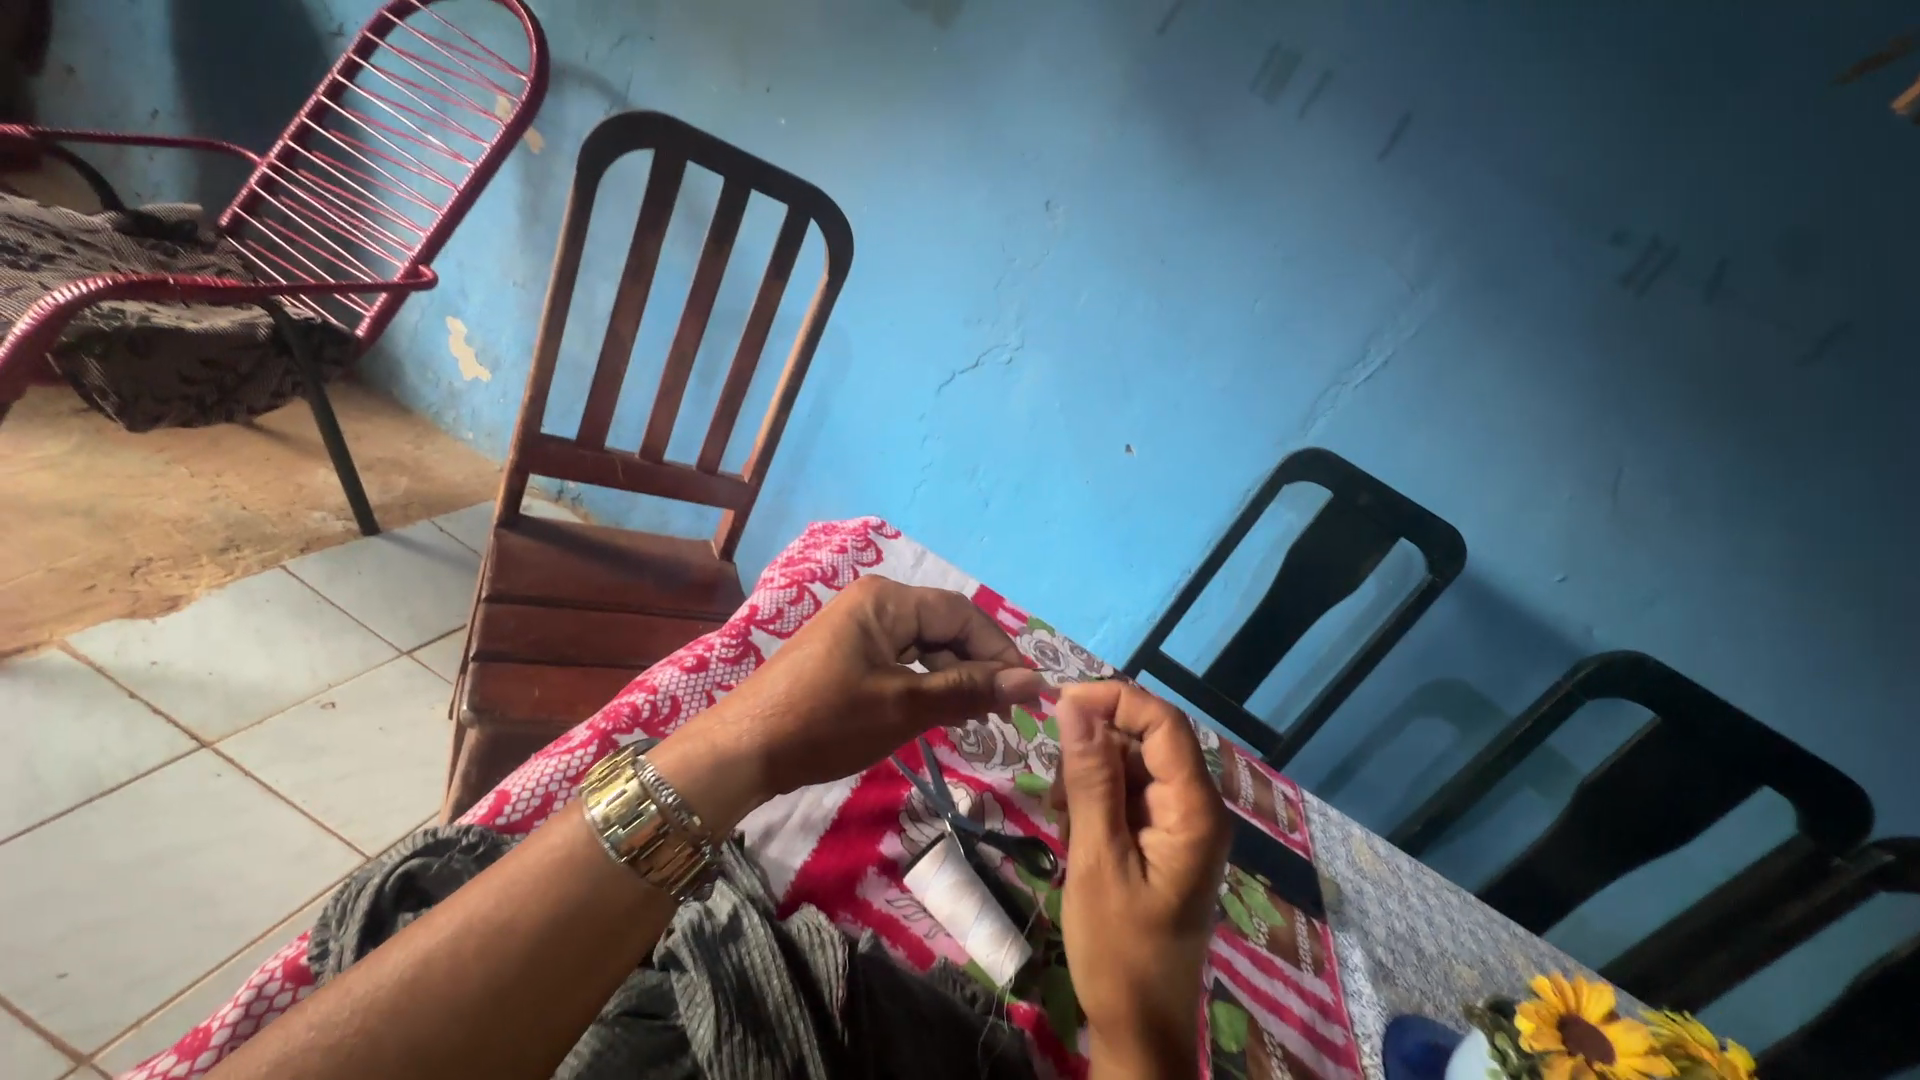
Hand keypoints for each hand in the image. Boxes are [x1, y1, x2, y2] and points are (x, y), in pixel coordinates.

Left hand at [653, 576, 1048, 827]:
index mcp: (887, 600)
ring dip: (952, 678)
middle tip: (1002, 713)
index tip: (1026, 692)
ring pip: (922, 646)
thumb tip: (1032, 682)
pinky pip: (899, 660)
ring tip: (975, 718)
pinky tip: (935, 712)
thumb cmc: (826, 722)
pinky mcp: (844, 653)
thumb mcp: (905, 707)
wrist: (743, 751)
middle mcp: (873, 602)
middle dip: (977, 667)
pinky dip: (923, 684)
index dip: (1000, 650)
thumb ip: (969, 690)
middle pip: (943, 627)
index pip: (962, 614)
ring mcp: (855, 627)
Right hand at [1053, 681, 1229, 1078]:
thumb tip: (1074, 704)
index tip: (1059, 703)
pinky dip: (1097, 804)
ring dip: (1090, 779)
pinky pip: (1130, 798)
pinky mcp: (1165, 844)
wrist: (1139, 1027)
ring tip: (1062, 819)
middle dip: (1095, 748)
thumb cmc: (1117, 949)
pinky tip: (1073, 834)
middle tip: (1055, 788)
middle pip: (1148, 742)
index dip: (1114, 700)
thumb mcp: (1096, 858)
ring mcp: (1182, 827)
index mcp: (1195, 810)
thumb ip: (1090, 778)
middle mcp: (1197, 809)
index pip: (1164, 723)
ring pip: (1133, 768)